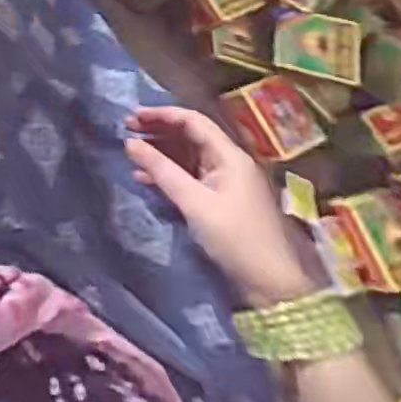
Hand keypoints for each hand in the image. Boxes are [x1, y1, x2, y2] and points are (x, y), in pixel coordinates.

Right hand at [124, 106, 317, 305]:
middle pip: (190, 136)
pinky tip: (145, 179)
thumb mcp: (194, 203)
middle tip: (127, 131)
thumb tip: (130, 143)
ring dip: (160, 153)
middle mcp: (228, 163)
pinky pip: (189, 177)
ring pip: (187, 157)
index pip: (193, 121)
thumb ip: (161, 170)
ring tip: (132, 155)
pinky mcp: (220, 201)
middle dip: (158, 132)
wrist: (273, 286)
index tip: (133, 117)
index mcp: (229, 156)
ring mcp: (225, 182)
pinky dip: (167, 174)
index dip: (162, 114)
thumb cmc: (236, 238)